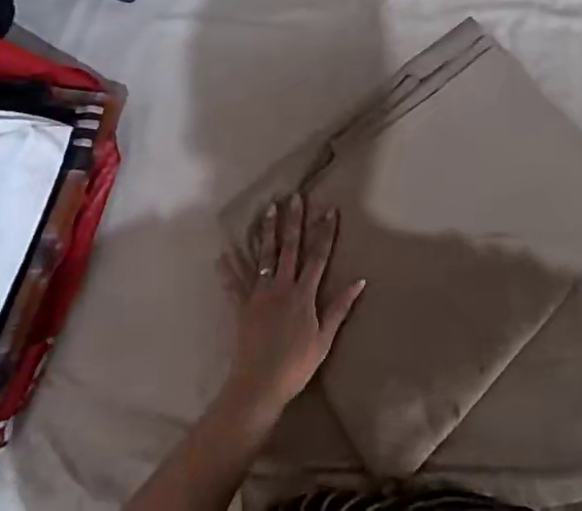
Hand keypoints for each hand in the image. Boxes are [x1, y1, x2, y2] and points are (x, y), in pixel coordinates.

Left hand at [217, 194, 365, 418]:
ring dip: (267, 231)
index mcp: (304, 293)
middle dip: (294, 221)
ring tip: (268, 208)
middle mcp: (281, 287)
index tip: (330, 210)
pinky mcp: (242, 307)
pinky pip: (234, 284)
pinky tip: (221, 254)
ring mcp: (259, 294)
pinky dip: (228, 269)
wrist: (259, 385)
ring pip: (264, 256)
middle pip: (290, 248)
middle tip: (295, 197)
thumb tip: (359, 280)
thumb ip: (340, 307)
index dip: (325, 232)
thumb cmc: (297, 365)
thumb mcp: (325, 338)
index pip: (318, 256)